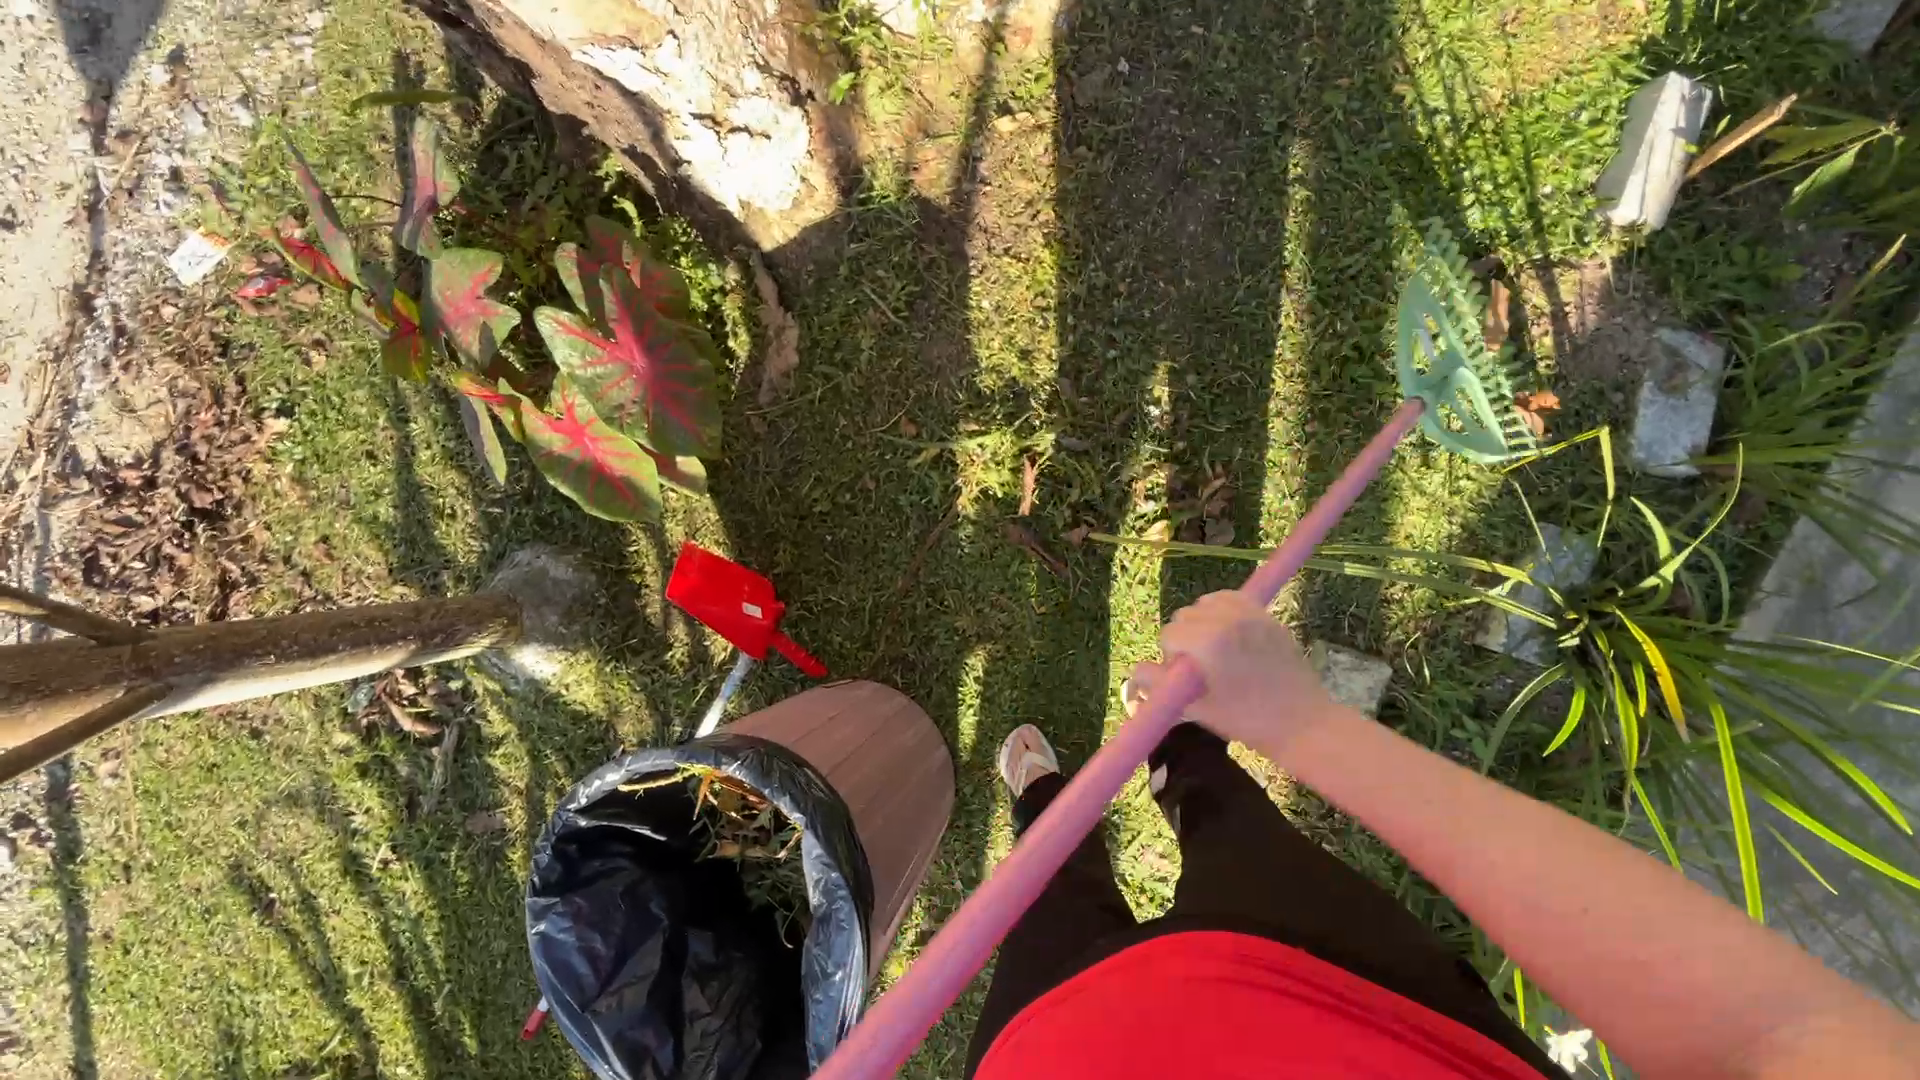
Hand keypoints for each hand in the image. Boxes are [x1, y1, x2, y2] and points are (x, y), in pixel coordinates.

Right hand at [1129, 591, 1347, 752]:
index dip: (1171, 659)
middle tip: (1201, 669)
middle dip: (1185, 639)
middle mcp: (1228, 619)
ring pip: (1206, 604)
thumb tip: (1136, 673)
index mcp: (1208, 642)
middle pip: (1184, 617)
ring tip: (1215, 650)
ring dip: (1202, 623)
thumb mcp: (1196, 708)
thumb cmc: (1246, 720)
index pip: (1169, 635)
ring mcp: (1250, 614)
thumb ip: (1160, 686)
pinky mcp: (1266, 616)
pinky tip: (1228, 633)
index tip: (1187, 680)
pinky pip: (1231, 599)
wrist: (1302, 722)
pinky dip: (1223, 610)